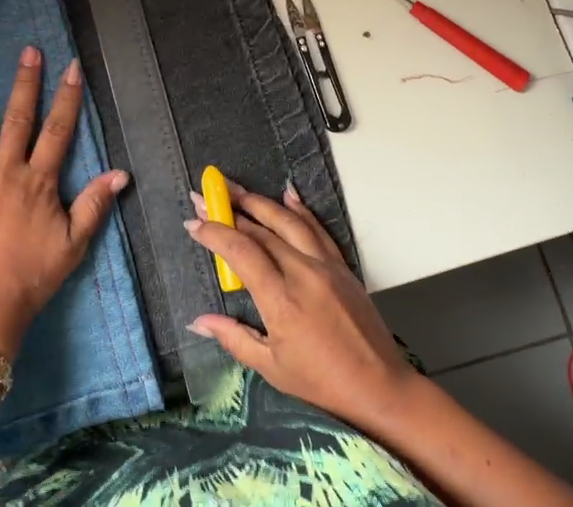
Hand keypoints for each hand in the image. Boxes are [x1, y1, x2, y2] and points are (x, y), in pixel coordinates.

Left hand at [0, 47, 128, 356]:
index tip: (70, 67)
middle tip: (28, 51)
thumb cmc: (32, 277)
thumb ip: (94, 205)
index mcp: (38, 181)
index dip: (66, 98)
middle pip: (17, 119)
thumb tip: (120, 173)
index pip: (57, 130)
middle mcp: (4, 171)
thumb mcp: (73, 244)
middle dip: (25, 83)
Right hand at [185, 180, 416, 430]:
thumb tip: (198, 320)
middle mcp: (303, 273)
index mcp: (281, 300)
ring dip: (259, 201)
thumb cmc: (321, 382)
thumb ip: (233, 338)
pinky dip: (300, 209)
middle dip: (229, 210)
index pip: (241, 252)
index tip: (193, 223)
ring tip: (235, 187)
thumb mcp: (270, 367)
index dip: (215, 233)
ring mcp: (326, 266)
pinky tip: (286, 194)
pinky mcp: (342, 266)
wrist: (379, 385)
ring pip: (288, 222)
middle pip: (261, 230)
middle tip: (203, 196)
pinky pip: (317, 229)